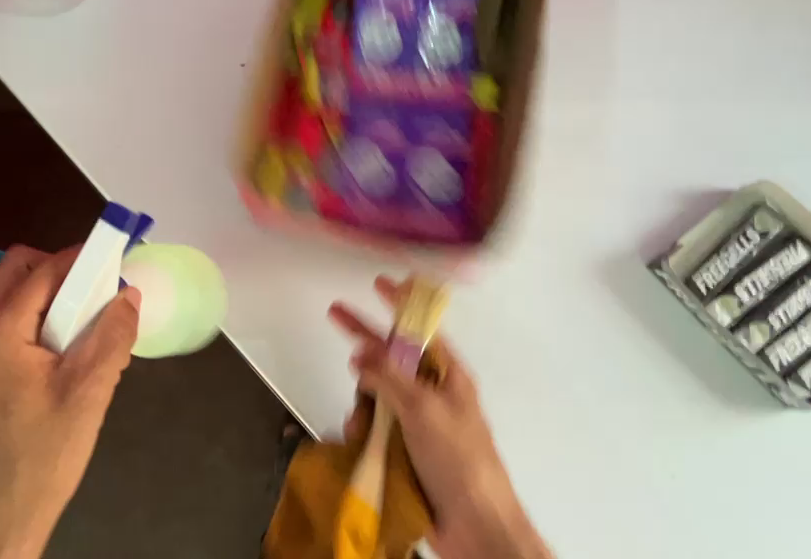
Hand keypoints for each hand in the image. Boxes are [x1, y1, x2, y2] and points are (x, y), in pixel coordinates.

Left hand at [0, 245, 140, 558]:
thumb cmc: (44, 453)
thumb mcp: (89, 392)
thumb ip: (112, 335)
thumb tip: (128, 293)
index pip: (45, 269)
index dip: (83, 257)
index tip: (116, 258)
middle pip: (19, 267)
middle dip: (61, 270)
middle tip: (97, 294)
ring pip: (11, 289)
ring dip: (49, 293)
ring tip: (84, 324)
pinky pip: (6, 316)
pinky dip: (36, 314)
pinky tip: (63, 348)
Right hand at [330, 276, 551, 558]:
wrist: (475, 527)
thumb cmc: (459, 460)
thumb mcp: (423, 408)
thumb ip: (389, 375)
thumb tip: (361, 352)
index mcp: (448, 376)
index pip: (420, 329)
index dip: (400, 305)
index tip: (381, 282)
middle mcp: (432, 394)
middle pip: (390, 359)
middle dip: (365, 349)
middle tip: (334, 316)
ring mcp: (418, 424)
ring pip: (377, 395)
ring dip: (363, 407)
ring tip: (359, 428)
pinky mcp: (405, 451)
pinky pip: (374, 428)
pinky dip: (362, 432)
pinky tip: (357, 442)